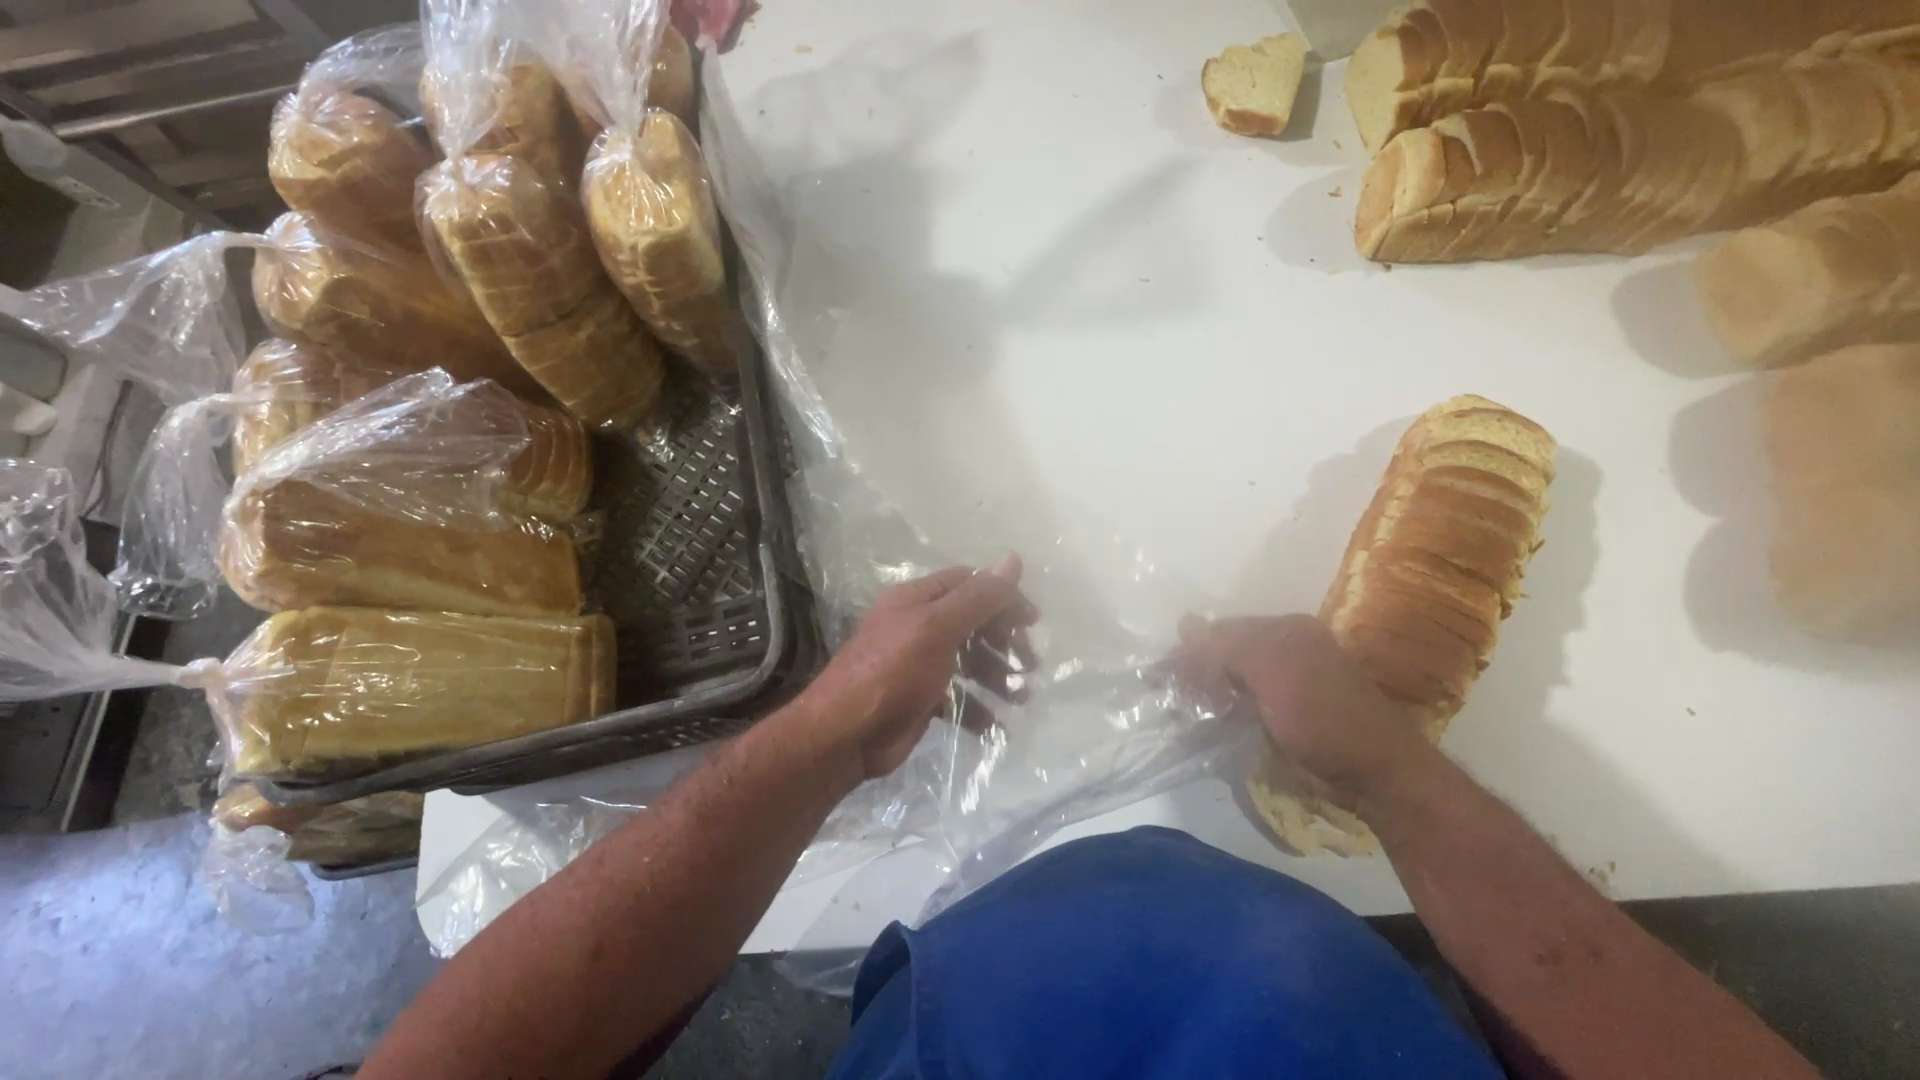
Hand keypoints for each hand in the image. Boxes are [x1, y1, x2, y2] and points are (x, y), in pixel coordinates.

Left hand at [796, 555, 1035, 782]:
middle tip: (1030, 665)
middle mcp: (916, 627)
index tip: (1032, 622)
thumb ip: (976, 597)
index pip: (968, 585)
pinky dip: (978, 708)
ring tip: (1022, 697)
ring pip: (968, 662)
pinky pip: (957, 698)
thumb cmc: (892, 673)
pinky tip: (996, 725)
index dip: (1002, 598)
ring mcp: (917, 665)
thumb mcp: (936, 629)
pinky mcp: (919, 700)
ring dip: (997, 676)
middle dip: (1004, 642)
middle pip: (971, 623)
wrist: (844, 736)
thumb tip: (1012, 558)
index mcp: (916, 600)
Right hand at [1173, 614, 1434, 811]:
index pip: (1223, 630)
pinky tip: (1202, 720)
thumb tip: (1184, 623)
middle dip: (1193, 668)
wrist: (1372, 772)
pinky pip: (1241, 703)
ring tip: (1176, 709)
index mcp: (1286, 630)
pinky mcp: (1283, 715)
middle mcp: (1285, 650)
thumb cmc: (1323, 713)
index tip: (1159, 674)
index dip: (1190, 649)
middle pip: (1225, 652)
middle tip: (1163, 693)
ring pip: (1230, 678)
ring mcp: (1285, 684)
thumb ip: (1226, 647)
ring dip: (1203, 691)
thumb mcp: (1272, 669)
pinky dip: (1219, 710)